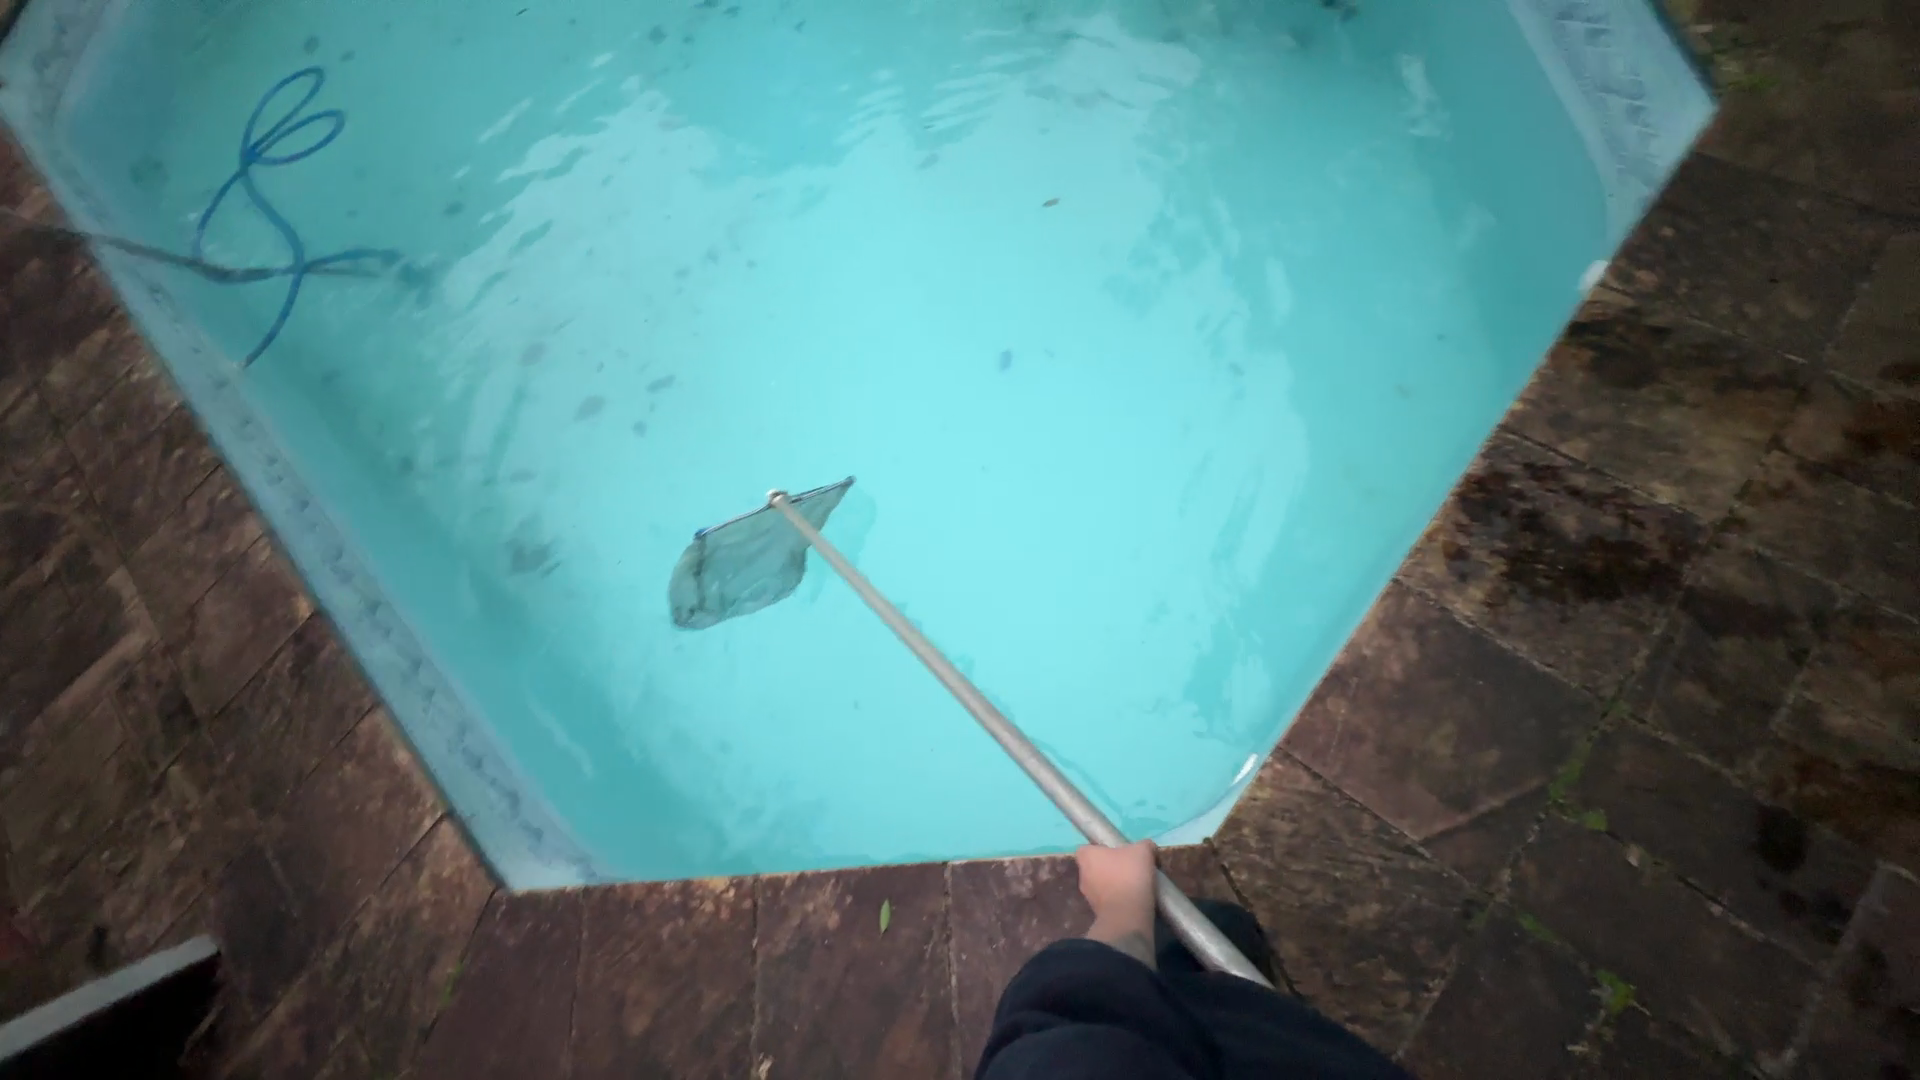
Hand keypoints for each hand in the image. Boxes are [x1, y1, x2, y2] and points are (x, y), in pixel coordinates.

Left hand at [1077, 841, 1158, 967]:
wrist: (1127, 916)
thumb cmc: (1129, 876)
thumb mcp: (1142, 851)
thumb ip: (1144, 845)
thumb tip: (1147, 847)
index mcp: (1086, 856)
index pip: (1088, 848)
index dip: (1103, 849)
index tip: (1118, 853)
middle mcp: (1082, 875)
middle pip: (1096, 866)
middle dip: (1110, 867)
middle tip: (1129, 868)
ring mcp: (1088, 896)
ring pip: (1102, 885)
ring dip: (1115, 885)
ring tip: (1135, 885)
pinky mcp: (1097, 913)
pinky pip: (1108, 902)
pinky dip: (1118, 900)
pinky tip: (1134, 900)